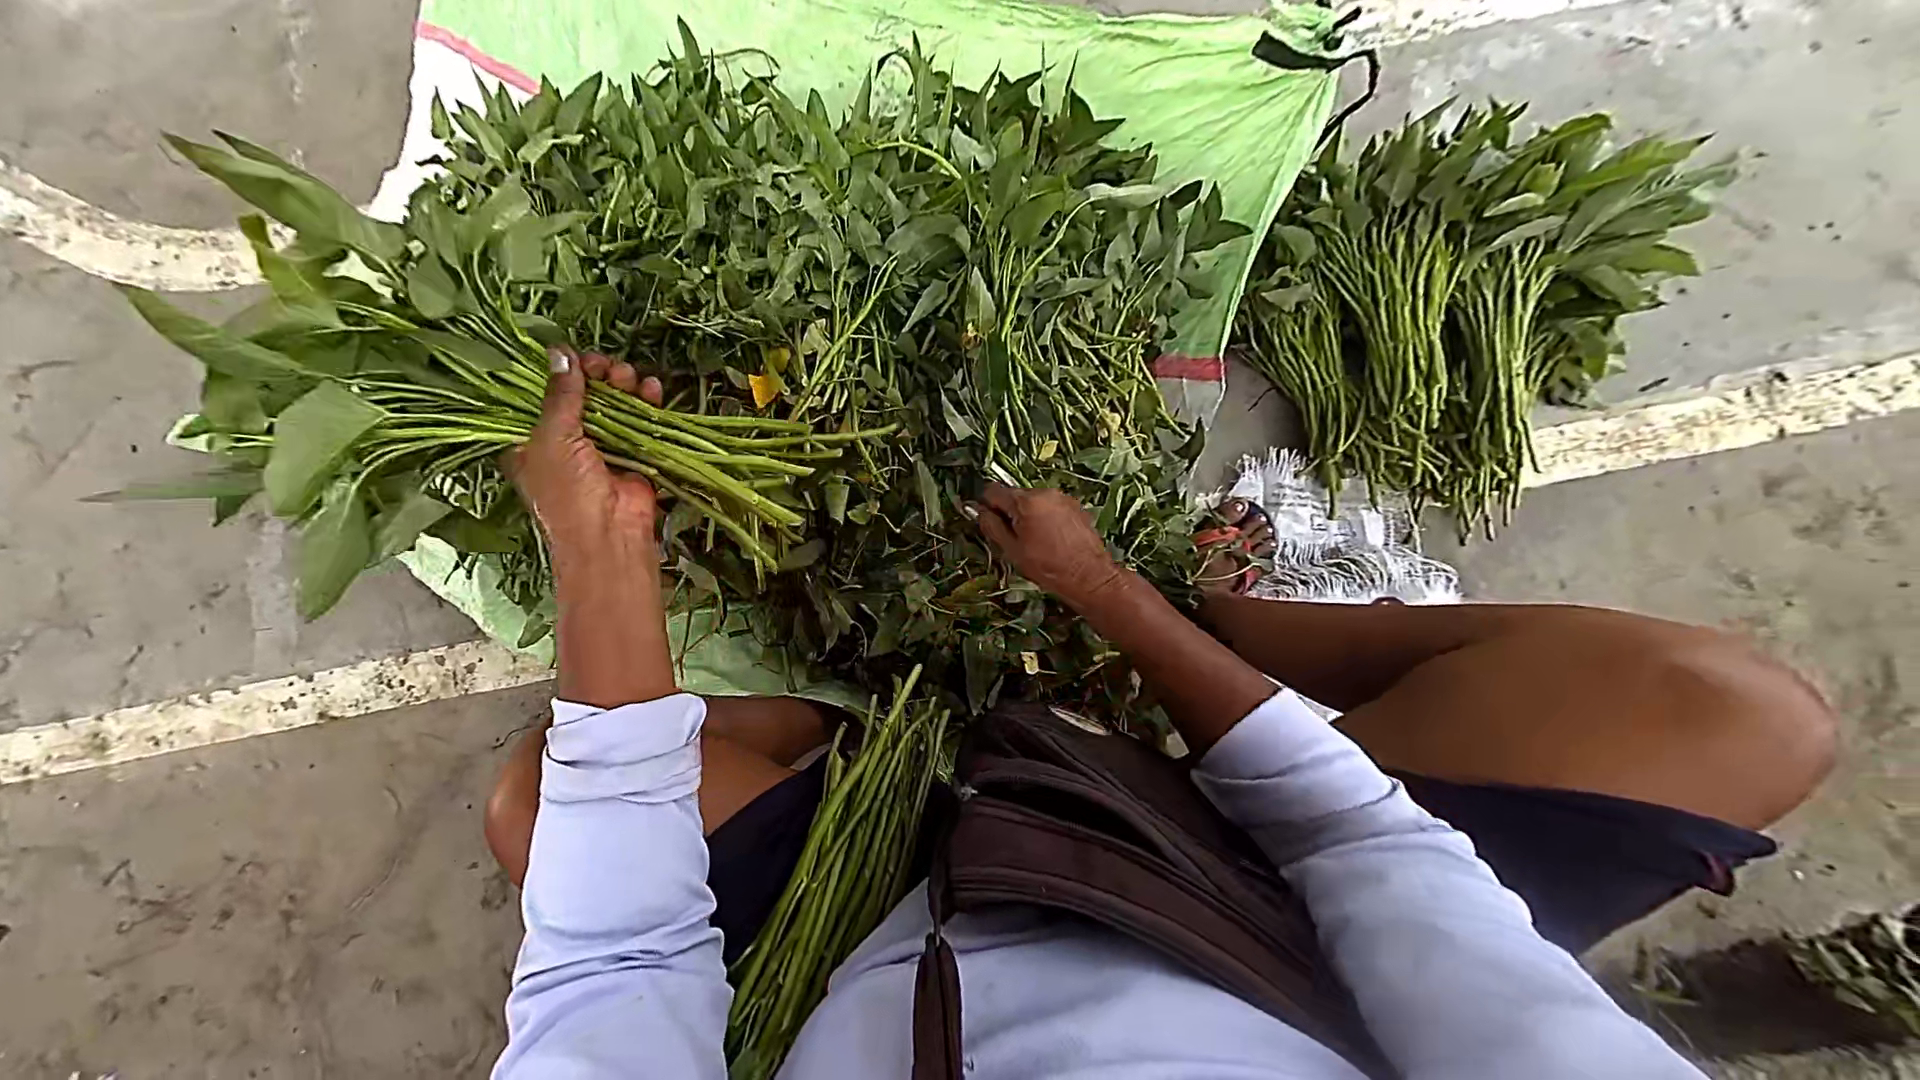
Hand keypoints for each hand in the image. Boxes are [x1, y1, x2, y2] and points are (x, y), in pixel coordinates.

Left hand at [506, 345, 663, 573]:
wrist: (609, 534)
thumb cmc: (567, 492)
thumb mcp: (552, 438)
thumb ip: (560, 395)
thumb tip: (561, 352)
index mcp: (533, 440)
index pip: (546, 395)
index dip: (562, 373)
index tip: (577, 357)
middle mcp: (568, 442)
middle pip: (585, 396)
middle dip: (598, 377)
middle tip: (608, 368)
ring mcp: (604, 449)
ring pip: (616, 406)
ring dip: (624, 388)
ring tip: (631, 378)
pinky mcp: (635, 455)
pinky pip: (642, 423)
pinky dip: (648, 405)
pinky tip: (653, 390)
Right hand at [969, 483, 1124, 608]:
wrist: (1088, 576)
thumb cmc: (1047, 567)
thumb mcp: (1012, 550)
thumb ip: (992, 526)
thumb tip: (978, 510)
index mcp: (1025, 502)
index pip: (993, 490)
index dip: (986, 505)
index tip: (988, 520)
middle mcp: (1044, 493)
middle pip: (1015, 495)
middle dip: (1010, 512)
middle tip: (1014, 538)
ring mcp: (1062, 498)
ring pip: (1033, 501)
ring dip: (1028, 515)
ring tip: (1035, 541)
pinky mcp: (1075, 505)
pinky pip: (1050, 506)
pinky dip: (1045, 517)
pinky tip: (1051, 538)